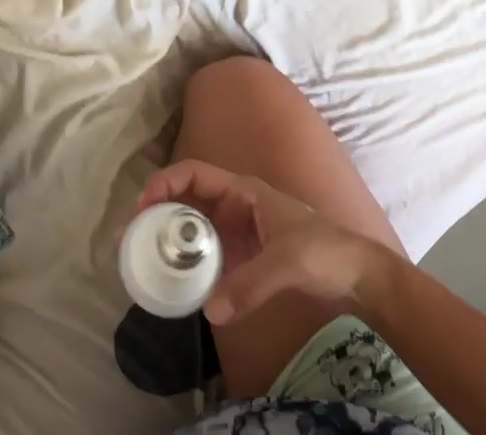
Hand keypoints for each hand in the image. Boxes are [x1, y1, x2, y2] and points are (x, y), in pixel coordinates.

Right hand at [136, 160, 393, 326]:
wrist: (357, 275)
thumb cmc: (326, 251)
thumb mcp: (288, 262)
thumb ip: (251, 284)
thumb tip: (209, 311)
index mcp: (244, 191)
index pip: (194, 174)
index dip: (164, 184)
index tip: (142, 208)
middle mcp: (235, 205)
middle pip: (185, 199)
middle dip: (155, 212)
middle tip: (128, 238)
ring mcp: (238, 230)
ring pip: (192, 226)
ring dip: (166, 236)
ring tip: (139, 257)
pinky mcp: (242, 255)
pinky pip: (205, 252)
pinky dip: (185, 259)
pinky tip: (171, 277)